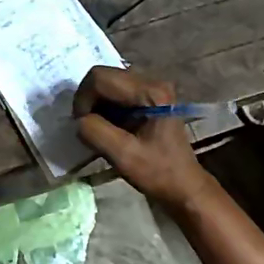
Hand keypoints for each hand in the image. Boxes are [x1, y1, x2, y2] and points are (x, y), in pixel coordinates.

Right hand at [74, 66, 216, 208]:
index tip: (83, 126)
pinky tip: (109, 128)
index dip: (83, 100)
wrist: (184, 186)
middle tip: (88, 127)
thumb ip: (95, 132)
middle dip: (88, 101)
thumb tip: (79, 120)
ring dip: (96, 105)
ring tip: (99, 129)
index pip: (100, 78)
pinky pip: (116, 93)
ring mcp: (150, 88)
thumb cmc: (158, 172)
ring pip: (107, 84)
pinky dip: (105, 108)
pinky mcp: (147, 97)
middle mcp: (152, 81)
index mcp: (151, 91)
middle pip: (103, 76)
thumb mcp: (123, 155)